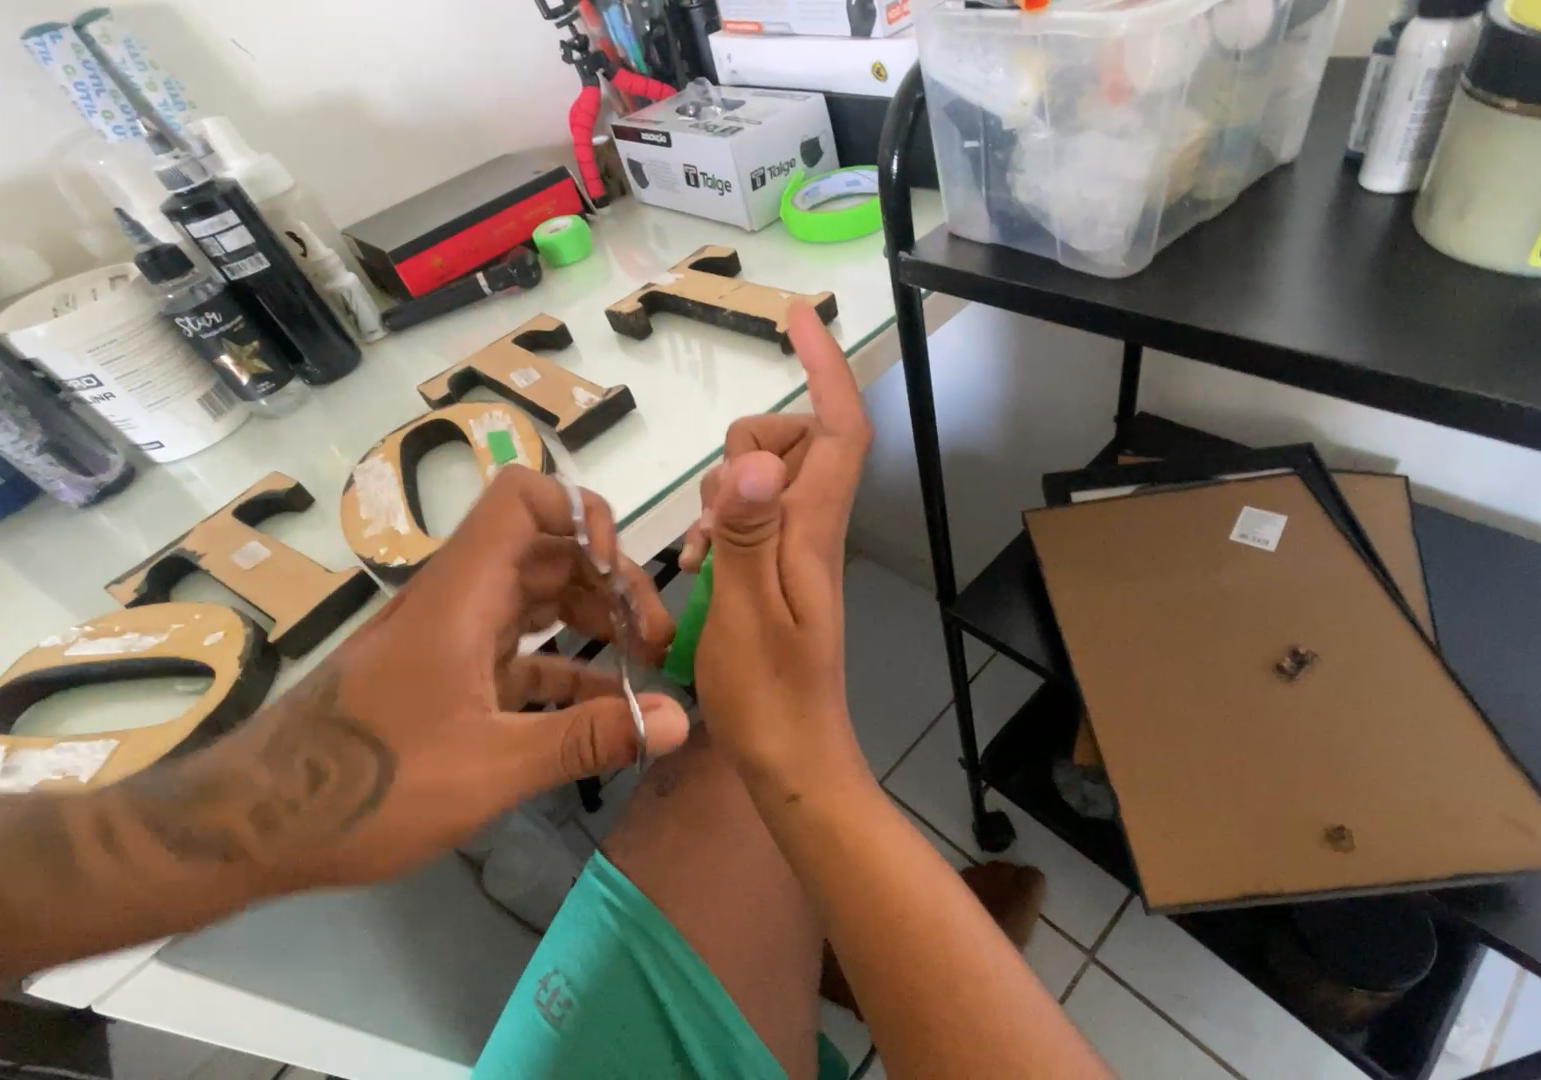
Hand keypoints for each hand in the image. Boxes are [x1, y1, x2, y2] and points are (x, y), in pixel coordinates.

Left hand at [111, 468, 690, 892]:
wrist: (254, 826)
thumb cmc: (370, 784)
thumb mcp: (491, 768)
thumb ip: (588, 739)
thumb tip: (677, 721)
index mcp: (463, 594)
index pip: (523, 499)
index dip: (581, 512)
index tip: (618, 570)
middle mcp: (461, 599)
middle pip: (550, 551)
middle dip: (612, 583)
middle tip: (656, 639)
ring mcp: (455, 636)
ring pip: (540, 597)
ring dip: (595, 619)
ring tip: (644, 662)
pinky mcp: (451, 674)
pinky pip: (524, 650)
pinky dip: (568, 665)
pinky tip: (605, 704)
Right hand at [681, 302, 873, 790]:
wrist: (793, 760)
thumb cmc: (770, 697)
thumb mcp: (748, 613)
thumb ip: (748, 534)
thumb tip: (753, 459)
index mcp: (814, 531)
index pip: (838, 431)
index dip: (825, 369)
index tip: (798, 318)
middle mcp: (813, 529)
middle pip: (793, 444)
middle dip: (745, 452)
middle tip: (713, 520)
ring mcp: (797, 551)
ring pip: (765, 478)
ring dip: (725, 495)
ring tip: (704, 554)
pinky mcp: (780, 572)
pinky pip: (752, 518)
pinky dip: (722, 525)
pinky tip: (702, 564)